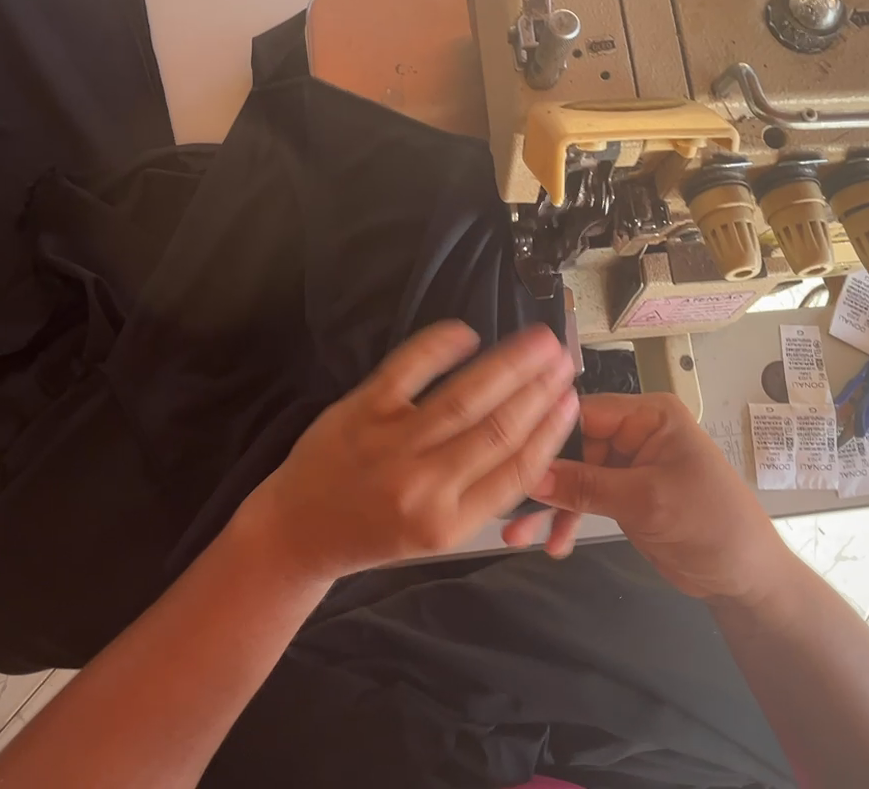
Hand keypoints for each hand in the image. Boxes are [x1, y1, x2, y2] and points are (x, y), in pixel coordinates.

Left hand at [234, 320, 578, 583]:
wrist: (298, 532)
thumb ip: (481, 493)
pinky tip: (467, 333)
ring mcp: (390, 444)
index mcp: (449, 522)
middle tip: (564, 359)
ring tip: (538, 342)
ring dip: (507, 364)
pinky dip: (440, 346)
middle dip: (538, 389)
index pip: (516, 470)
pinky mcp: (360, 411)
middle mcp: (424, 485)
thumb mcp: (436, 534)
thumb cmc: (374, 533)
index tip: (570, 400)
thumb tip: (530, 438)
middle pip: (497, 428)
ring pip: (463, 397)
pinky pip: (408, 368)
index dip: (550, 431)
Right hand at [511, 392, 781, 601]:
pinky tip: (554, 544)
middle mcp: (634, 432)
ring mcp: (627, 465)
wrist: (746, 578)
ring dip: (549, 505)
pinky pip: (584, 499)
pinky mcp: (623, 494)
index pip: (582, 411)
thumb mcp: (646, 502)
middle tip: (508, 504)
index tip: (507, 457)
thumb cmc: (710, 524)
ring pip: (573, 475)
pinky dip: (568, 520)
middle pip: (571, 445)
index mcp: (647, 415)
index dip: (545, 433)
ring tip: (520, 536)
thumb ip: (586, 486)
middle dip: (543, 478)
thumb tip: (530, 476)